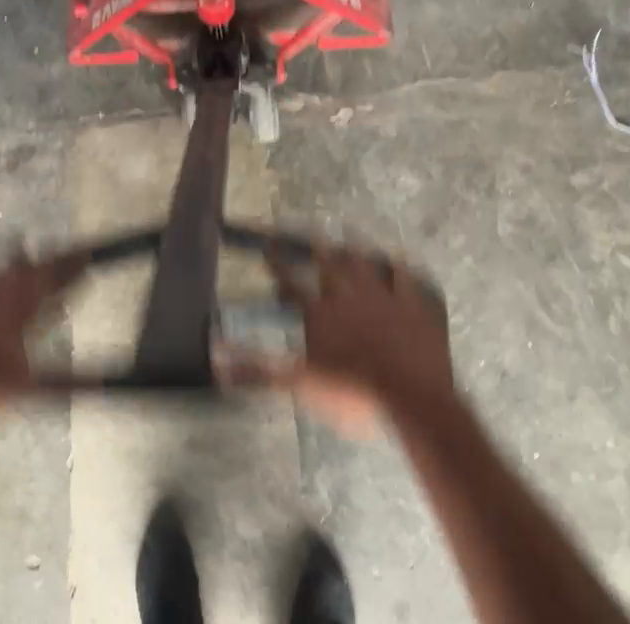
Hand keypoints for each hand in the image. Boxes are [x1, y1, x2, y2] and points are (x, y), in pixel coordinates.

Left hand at [0, 250, 87, 426]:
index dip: (74, 271)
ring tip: (25, 247)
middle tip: (68, 247)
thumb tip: (107, 382)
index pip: (55, 286)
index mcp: (20, 316)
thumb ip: (68, 385)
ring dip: (16, 261)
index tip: (90, 256)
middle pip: (31, 272)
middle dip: (53, 259)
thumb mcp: (26, 391)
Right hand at [262, 242, 453, 434]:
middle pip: (329, 265)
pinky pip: (404, 279)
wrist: (409, 399)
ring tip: (349, 230)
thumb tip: (216, 357)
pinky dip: (399, 266)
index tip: (266, 245)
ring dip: (355, 248)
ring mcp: (383, 298)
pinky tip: (397, 255)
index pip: (291, 281)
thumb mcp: (298, 385)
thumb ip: (257, 370)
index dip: (277, 263)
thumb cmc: (350, 394)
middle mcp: (348, 296)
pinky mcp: (413, 306)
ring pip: (365, 264)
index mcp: (319, 313)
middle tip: (313, 232)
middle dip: (318, 248)